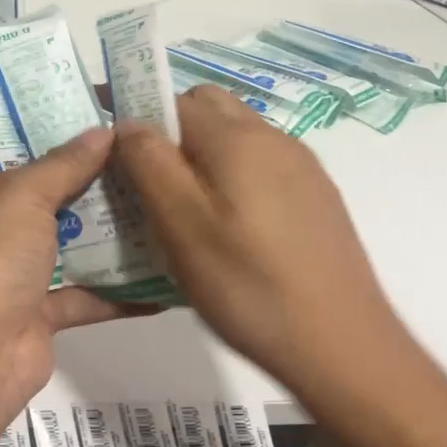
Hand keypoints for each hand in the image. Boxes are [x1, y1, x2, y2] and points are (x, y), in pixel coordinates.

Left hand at [0, 126, 154, 418]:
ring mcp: (10, 262)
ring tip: (172, 194)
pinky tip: (175, 273)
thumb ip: (63, 162)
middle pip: (41, 180)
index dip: (35, 113)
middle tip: (150, 142)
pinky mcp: (37, 306)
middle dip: (90, 166)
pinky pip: (86, 289)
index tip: (91, 98)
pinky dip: (122, 286)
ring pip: (67, 234)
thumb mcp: (20, 195)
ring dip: (112, 224)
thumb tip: (103, 130)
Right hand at [112, 85, 404, 390]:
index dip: (132, 111)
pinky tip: (216, 226)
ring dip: (195, 153)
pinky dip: (224, 176)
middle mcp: (274, 141)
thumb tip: (128, 122)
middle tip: (138, 175)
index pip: (171, 97)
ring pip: (232, 136)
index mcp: (238, 139)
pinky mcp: (314, 200)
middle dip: (166, 126)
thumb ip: (148, 161)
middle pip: (207, 107)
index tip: (102, 144)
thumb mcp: (179, 223)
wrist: (343, 349)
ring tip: (171, 205)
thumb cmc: (246, 284)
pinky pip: (255, 165)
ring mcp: (301, 170)